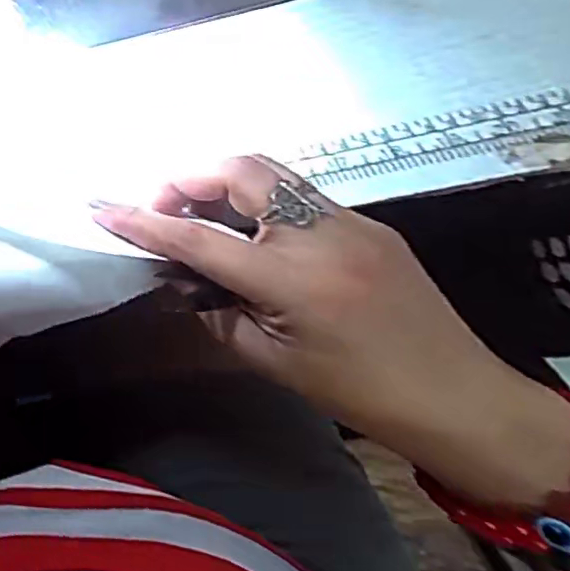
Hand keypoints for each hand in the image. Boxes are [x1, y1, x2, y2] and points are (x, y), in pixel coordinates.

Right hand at [95, 155, 569, 507]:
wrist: (465, 401)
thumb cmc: (362, 392)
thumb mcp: (272, 361)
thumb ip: (217, 313)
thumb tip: (181, 281)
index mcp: (292, 279)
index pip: (197, 239)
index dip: (144, 222)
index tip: (104, 209)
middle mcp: (320, 233)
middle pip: (239, 170)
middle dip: (188, 179)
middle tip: (167, 210)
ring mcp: (350, 220)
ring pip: (270, 171)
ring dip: (224, 182)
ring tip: (203, 214)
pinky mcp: (368, 222)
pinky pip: (298, 193)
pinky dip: (259, 199)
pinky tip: (255, 234)